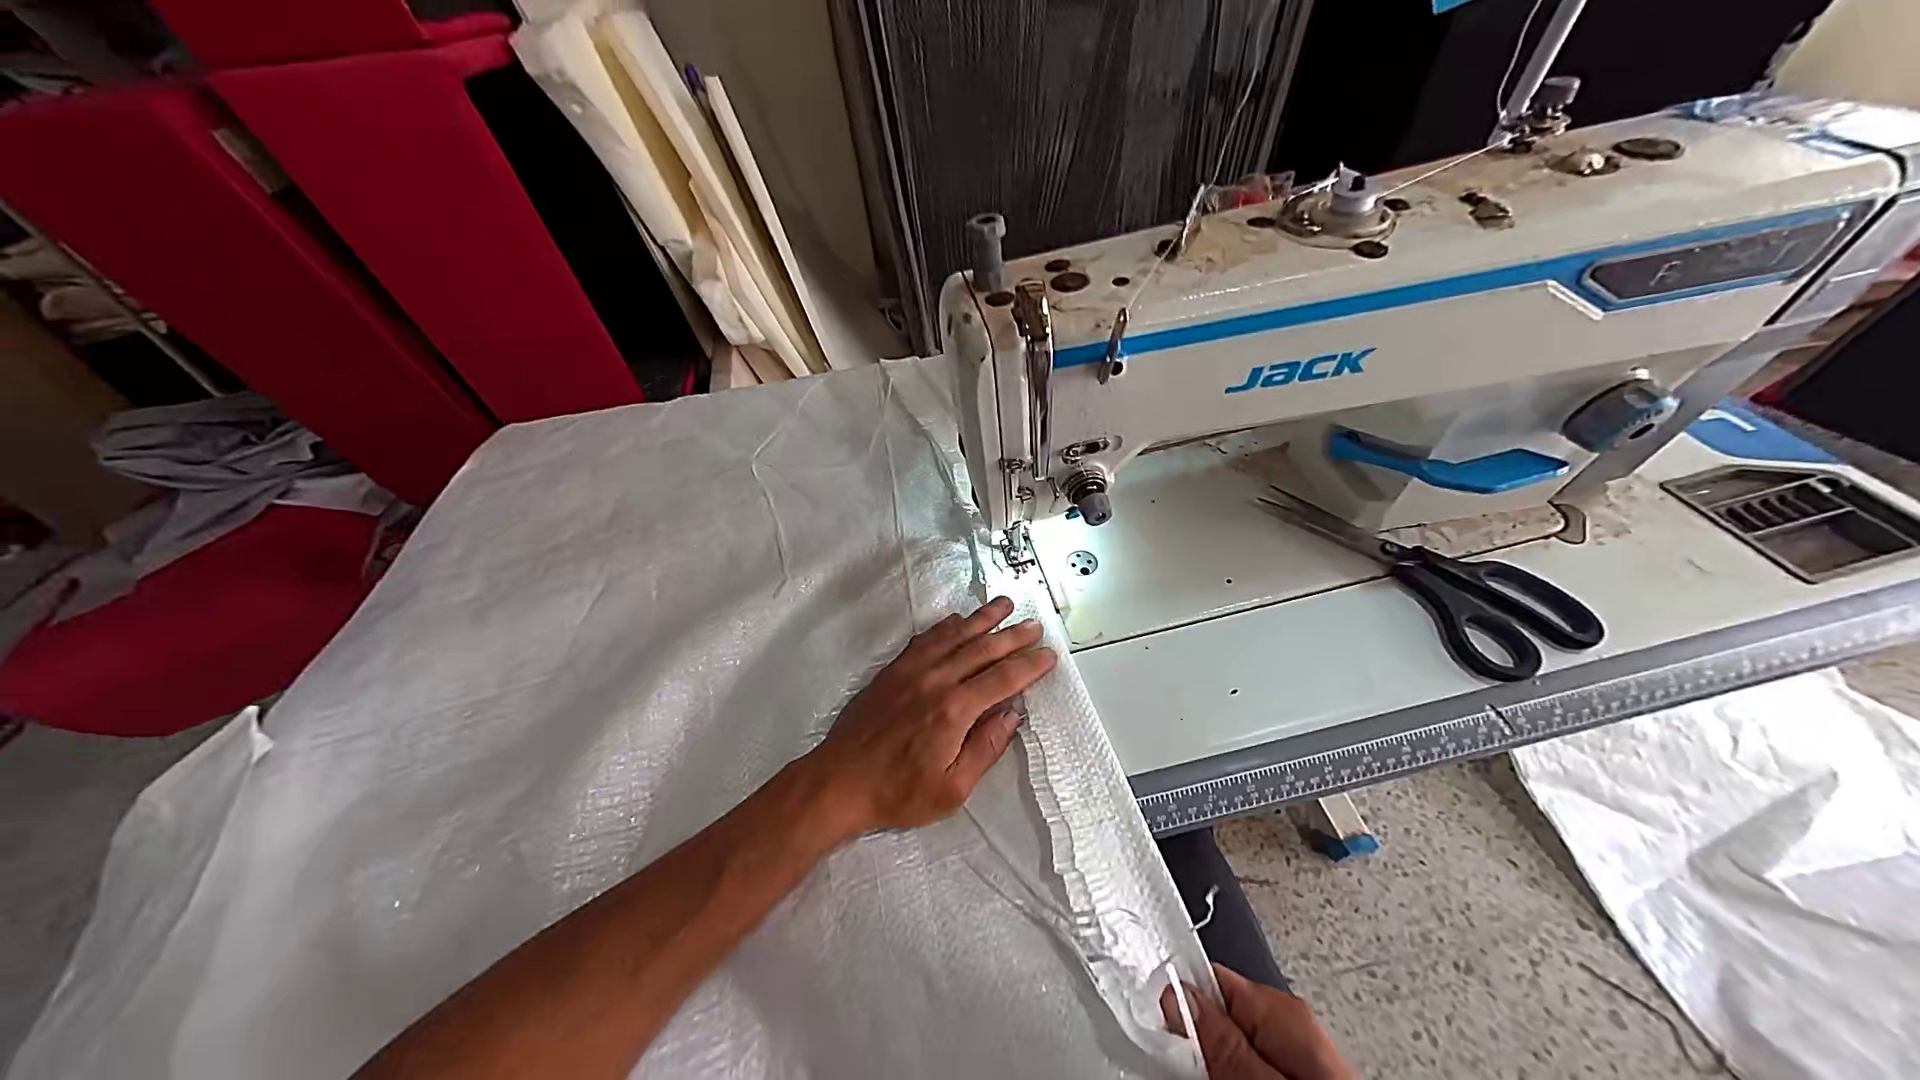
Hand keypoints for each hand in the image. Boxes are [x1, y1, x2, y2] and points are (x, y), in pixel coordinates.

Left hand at [802, 596, 1056, 834]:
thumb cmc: (897, 792)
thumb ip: (985, 748)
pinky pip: (925, 639)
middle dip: (1012, 635)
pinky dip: (945, 626)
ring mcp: (911, 671)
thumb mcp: (952, 789)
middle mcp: (935, 681)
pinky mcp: (892, 670)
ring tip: (1004, 604)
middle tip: (1034, 625)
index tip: (1048, 655)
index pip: (1002, 679)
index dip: (1029, 666)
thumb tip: (1011, 716)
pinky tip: (957, 619)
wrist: (839, 781)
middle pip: (983, 649)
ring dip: (982, 618)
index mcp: (954, 710)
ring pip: (955, 636)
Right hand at [1162, 963, 1356, 1079]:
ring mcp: (1302, 1061)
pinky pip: (1254, 1069)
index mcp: (1283, 1012)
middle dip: (1197, 1045)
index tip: (1160, 1030)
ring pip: (1234, 1050)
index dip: (1177, 1001)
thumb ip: (1218, 1038)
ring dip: (1215, 1068)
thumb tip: (1178, 993)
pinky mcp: (1303, 1079)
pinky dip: (1237, 1078)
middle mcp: (1294, 1028)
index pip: (1207, 978)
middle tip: (1189, 1073)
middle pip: (1220, 1017)